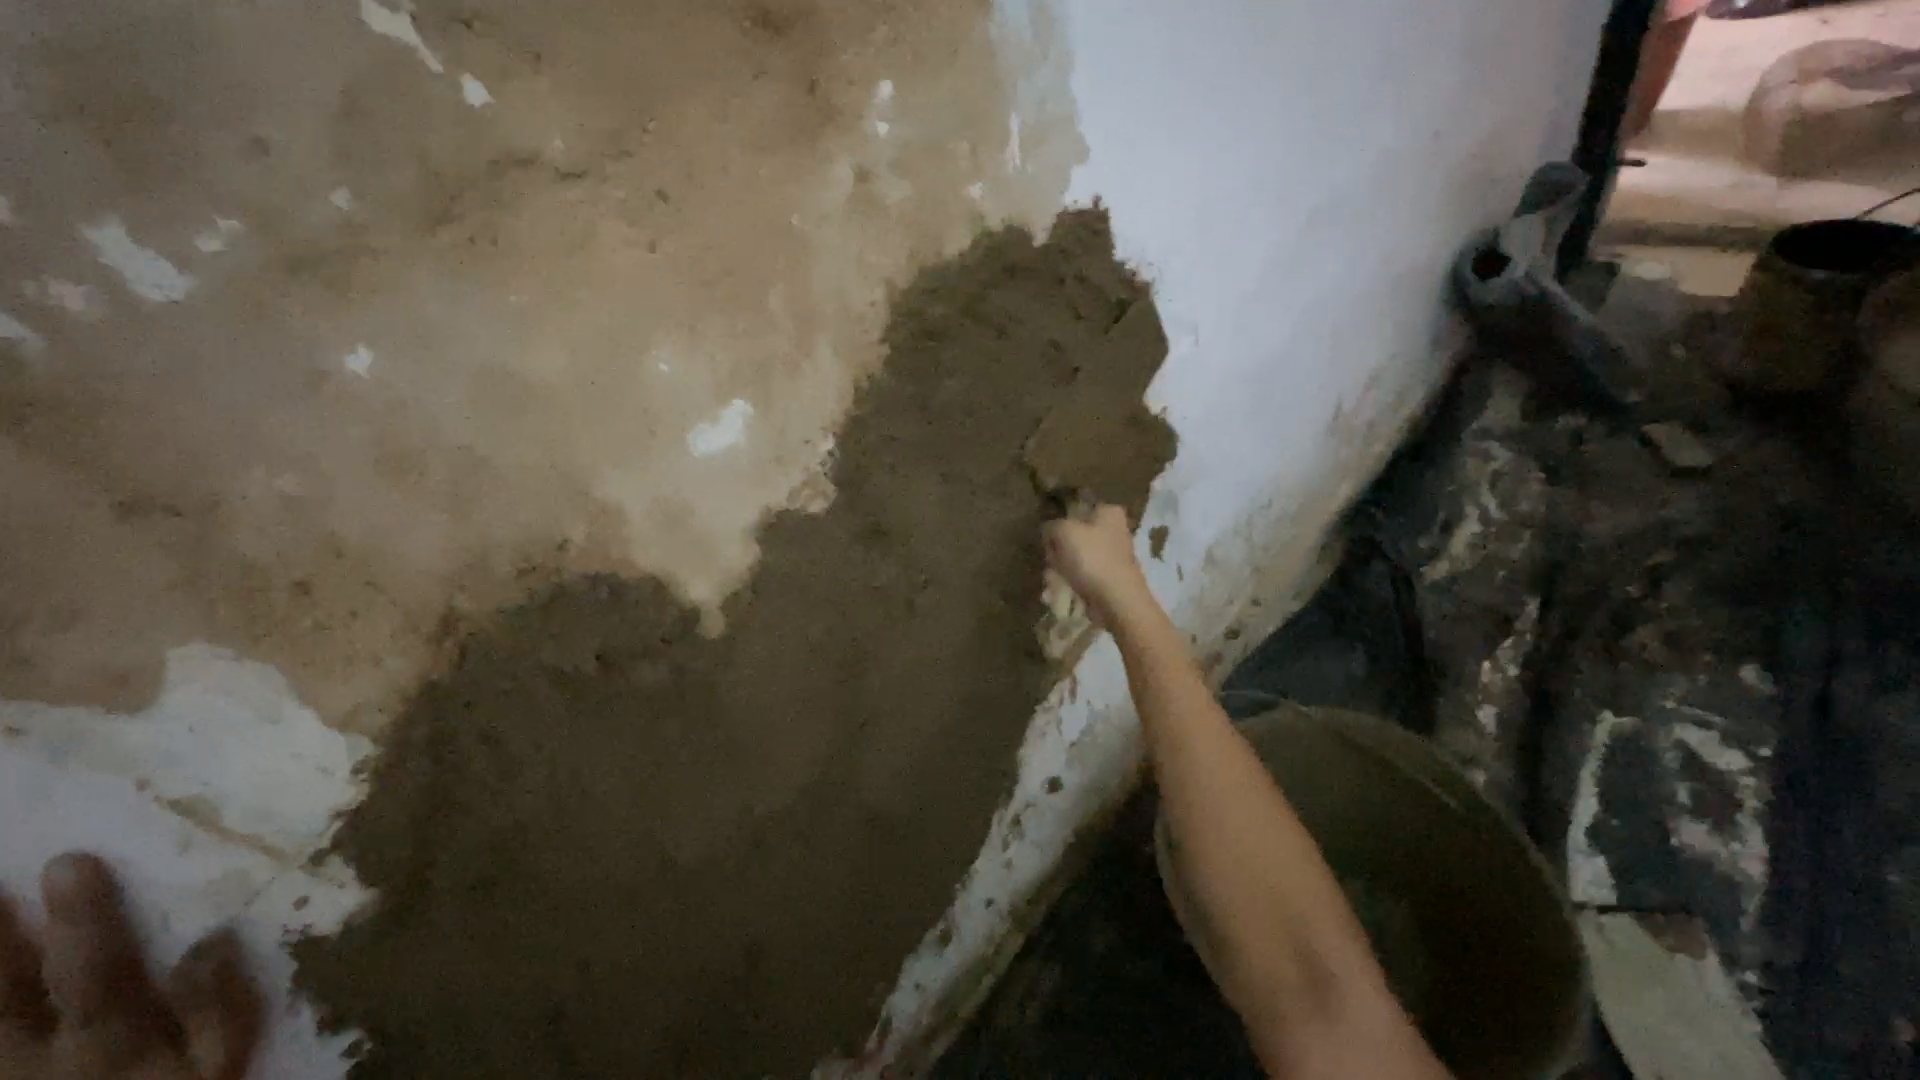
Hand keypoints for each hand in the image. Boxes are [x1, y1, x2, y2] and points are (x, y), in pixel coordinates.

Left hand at [0, 854, 261, 1079]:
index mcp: (108, 1044)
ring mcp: (5, 1078)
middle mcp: (38, 1060)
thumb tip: (216, 936)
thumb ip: (217, 1009)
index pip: (92, 970)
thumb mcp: (217, 1069)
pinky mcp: (0, 1079)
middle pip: (3, 995)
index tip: (70, 862)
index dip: (82, 917)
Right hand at [1042, 503, 1153, 627]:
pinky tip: (1057, 593)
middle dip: (1057, 551)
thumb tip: (1049, 531)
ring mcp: (1112, 556)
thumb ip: (1052, 526)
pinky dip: (1069, 584)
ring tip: (1052, 582)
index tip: (1049, 538)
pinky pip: (1081, 577)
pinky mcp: (1108, 579)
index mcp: (1108, 513)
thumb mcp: (1064, 532)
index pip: (1076, 509)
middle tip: (1051, 561)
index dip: (1059, 523)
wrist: (1117, 600)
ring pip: (1075, 559)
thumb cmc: (1092, 559)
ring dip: (1059, 570)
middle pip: (1074, 536)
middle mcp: (1114, 531)